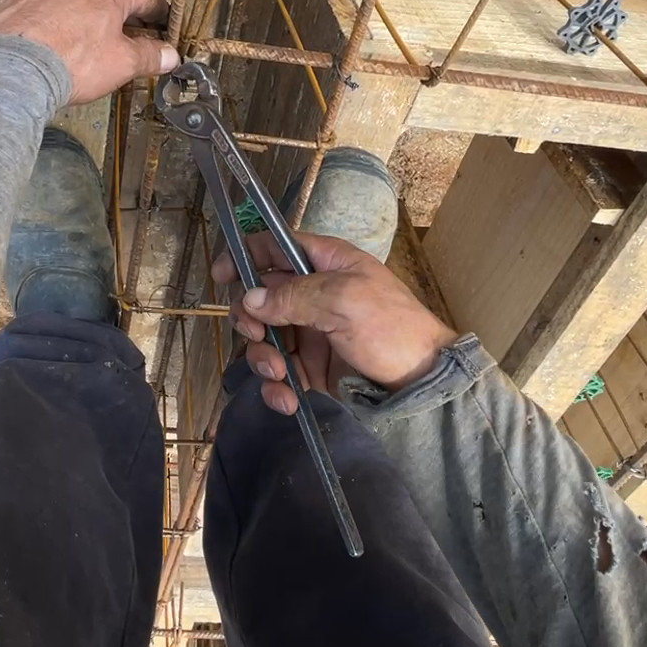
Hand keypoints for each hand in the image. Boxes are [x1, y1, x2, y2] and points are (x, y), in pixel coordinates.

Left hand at [0, 0, 178, 103]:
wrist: (15, 70)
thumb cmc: (70, 62)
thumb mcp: (123, 64)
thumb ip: (150, 56)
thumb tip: (168, 55)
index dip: (160, 13)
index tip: (163, 25)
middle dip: (122, 13)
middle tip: (130, 36)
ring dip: (85, 8)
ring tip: (89, 34)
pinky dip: (44, 3)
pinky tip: (45, 17)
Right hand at [213, 230, 457, 415]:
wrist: (425, 386)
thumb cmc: (392, 329)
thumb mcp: (346, 300)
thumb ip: (295, 295)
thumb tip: (249, 300)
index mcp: (324, 262)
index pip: (274, 245)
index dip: (245, 254)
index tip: (221, 276)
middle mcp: (312, 293)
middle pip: (259, 297)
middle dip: (250, 319)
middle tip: (258, 336)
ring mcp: (311, 331)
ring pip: (263, 337)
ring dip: (262, 358)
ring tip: (280, 376)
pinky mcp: (312, 367)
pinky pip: (279, 373)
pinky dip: (276, 388)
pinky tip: (287, 400)